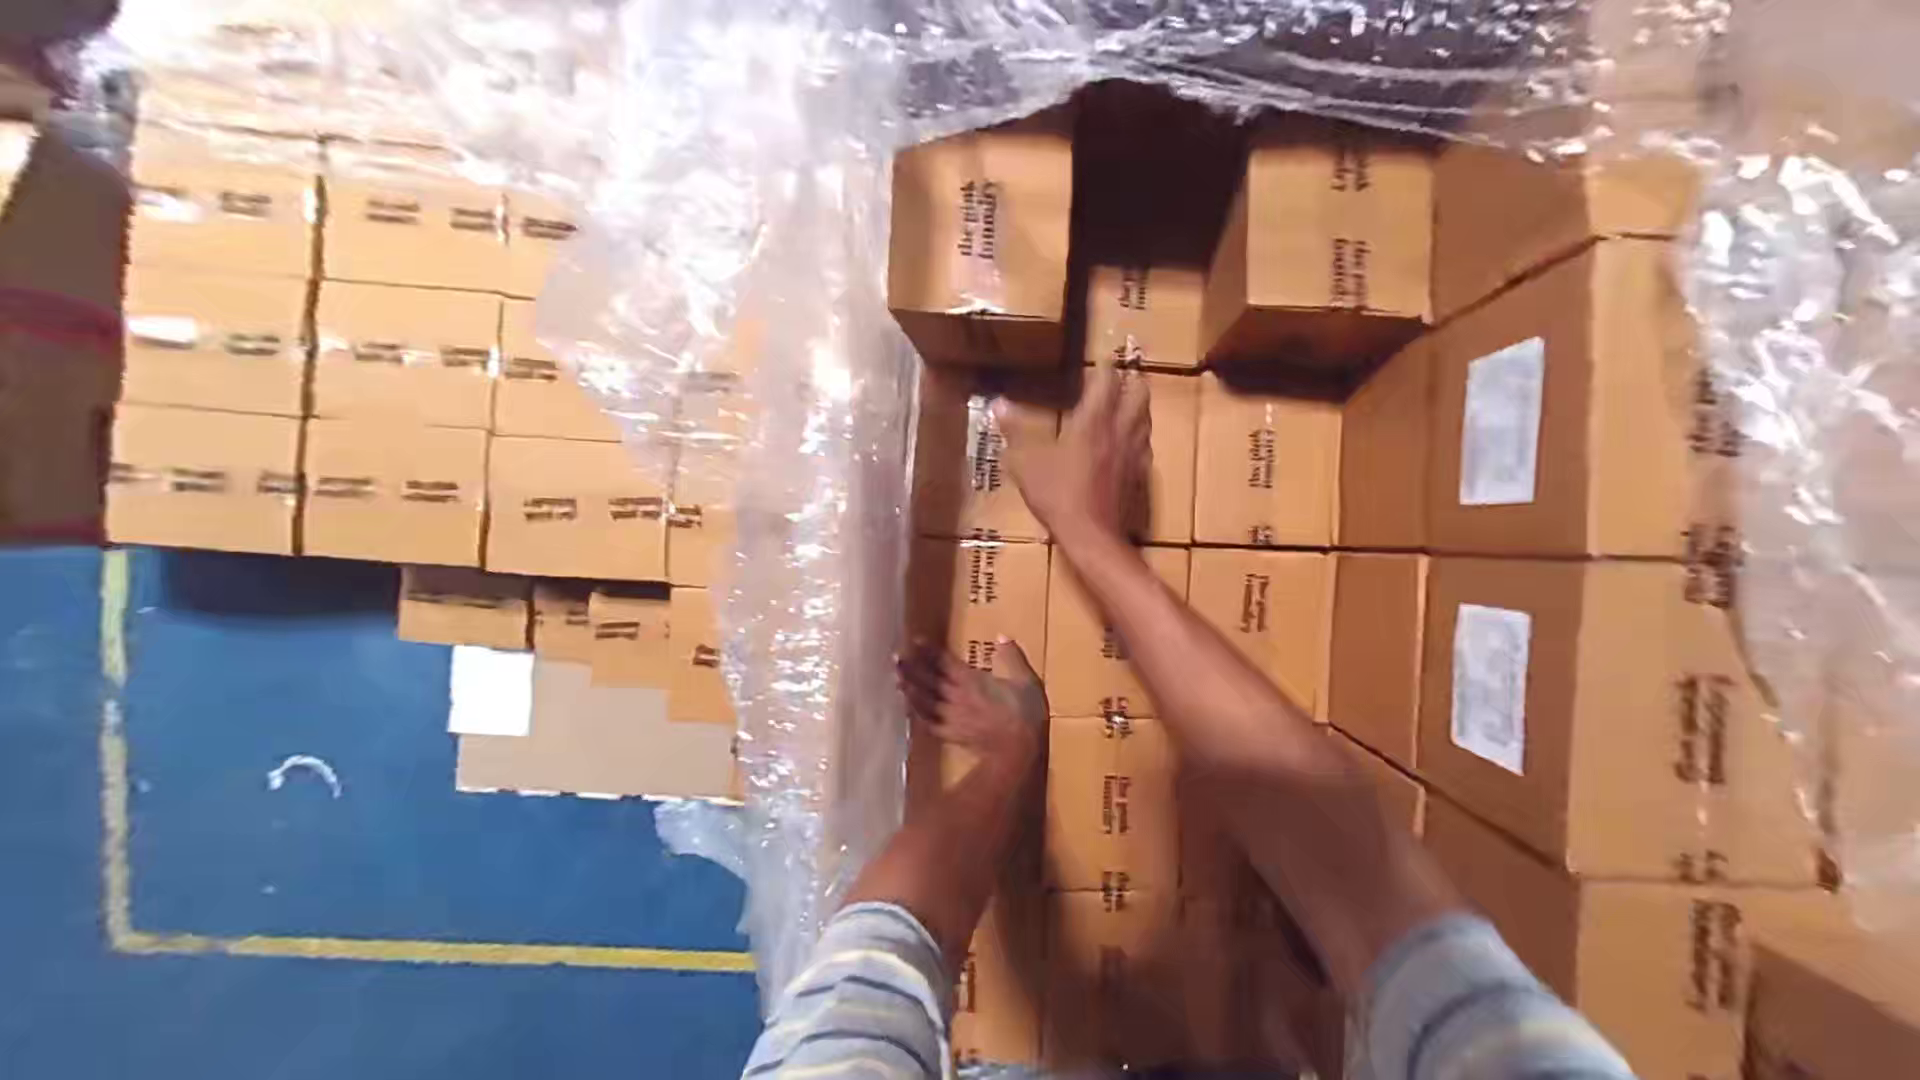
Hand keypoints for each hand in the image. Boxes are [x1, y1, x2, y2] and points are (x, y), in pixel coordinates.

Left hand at [896, 638, 1045, 769]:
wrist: (1016, 751)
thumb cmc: (1024, 714)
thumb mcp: (1026, 681)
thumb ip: (1013, 657)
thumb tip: (1002, 636)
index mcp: (971, 680)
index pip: (945, 661)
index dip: (929, 650)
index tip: (915, 640)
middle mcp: (955, 695)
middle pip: (929, 678)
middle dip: (912, 666)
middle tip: (896, 657)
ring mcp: (950, 715)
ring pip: (924, 698)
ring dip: (910, 687)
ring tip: (896, 678)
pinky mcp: (949, 733)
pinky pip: (928, 721)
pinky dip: (917, 713)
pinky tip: (908, 707)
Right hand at [997, 362, 1149, 546]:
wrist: (1091, 535)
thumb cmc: (1057, 494)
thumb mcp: (1027, 463)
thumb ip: (1015, 431)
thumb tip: (997, 404)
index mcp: (1093, 420)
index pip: (1106, 381)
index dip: (1105, 367)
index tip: (1102, 357)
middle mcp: (1119, 430)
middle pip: (1138, 394)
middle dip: (1133, 380)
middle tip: (1124, 376)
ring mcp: (1134, 453)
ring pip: (1145, 418)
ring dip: (1139, 406)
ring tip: (1129, 403)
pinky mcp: (1140, 475)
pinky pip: (1144, 446)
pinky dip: (1139, 435)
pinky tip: (1130, 443)